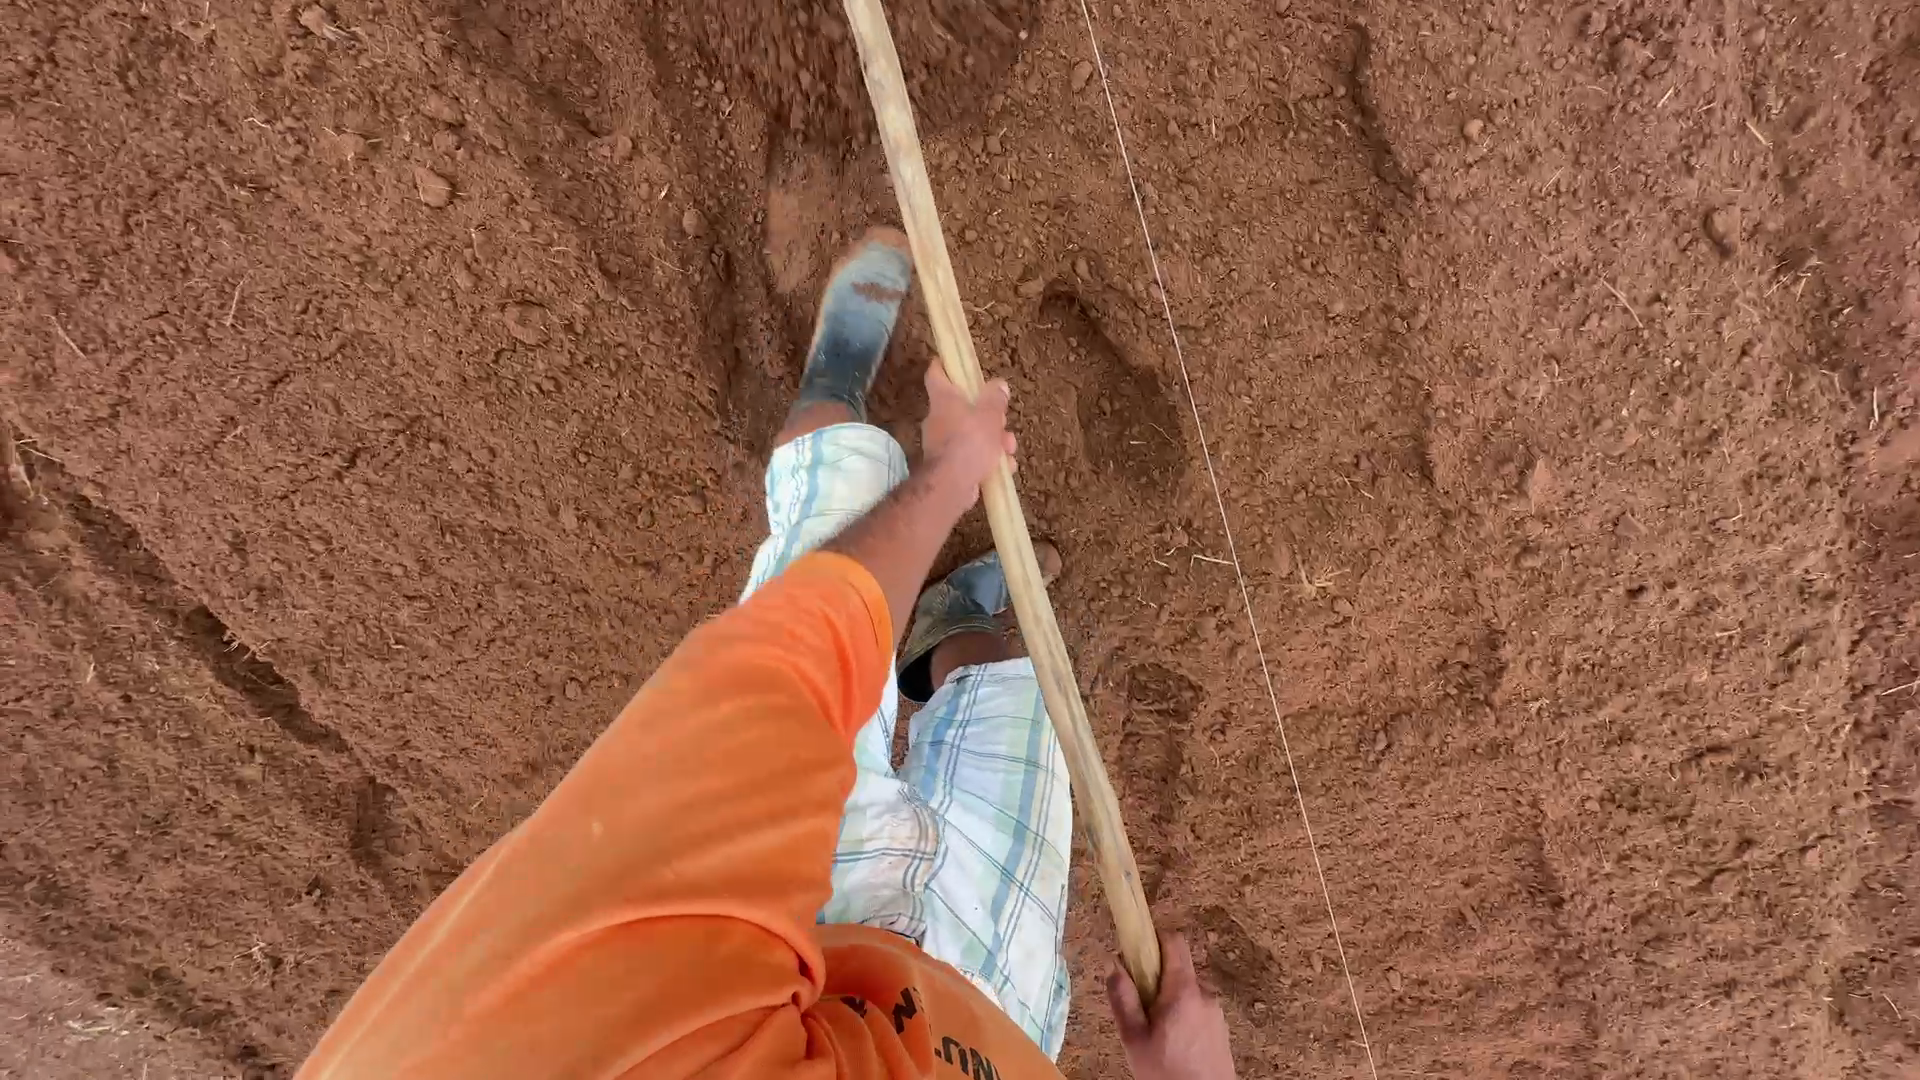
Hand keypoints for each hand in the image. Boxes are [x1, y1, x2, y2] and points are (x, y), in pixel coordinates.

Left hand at [919, 363, 1016, 509]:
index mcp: (944, 399)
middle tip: (1003, 421)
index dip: (946, 364)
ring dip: (994, 441)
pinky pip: (972, 456)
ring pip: (972, 434)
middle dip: (989, 415)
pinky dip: (988, 460)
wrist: (952, 485)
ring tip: (1009, 450)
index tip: (956, 362)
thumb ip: (995, 399)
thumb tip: (999, 385)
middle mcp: (938, 419)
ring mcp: (942, 444)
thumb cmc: (969, 442)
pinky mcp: (949, 466)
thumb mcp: (990, 415)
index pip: (937, 373)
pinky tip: (1004, 468)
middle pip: (963, 408)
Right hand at [1107, 934, 1235, 1079]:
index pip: (1173, 940)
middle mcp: (1205, 994)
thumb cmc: (1167, 1075)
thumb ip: (1122, 997)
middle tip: (1142, 1007)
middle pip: (1178, 967)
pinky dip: (1185, 1015)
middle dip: (1158, 979)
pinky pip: (1198, 1008)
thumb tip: (1112, 962)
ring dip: (1171, 1000)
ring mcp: (1217, 1012)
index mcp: (1183, 990)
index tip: (1136, 955)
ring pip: (1187, 990)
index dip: (1153, 939)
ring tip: (1158, 1032)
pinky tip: (1175, 1043)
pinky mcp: (1222, 1030)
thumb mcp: (1134, 1039)